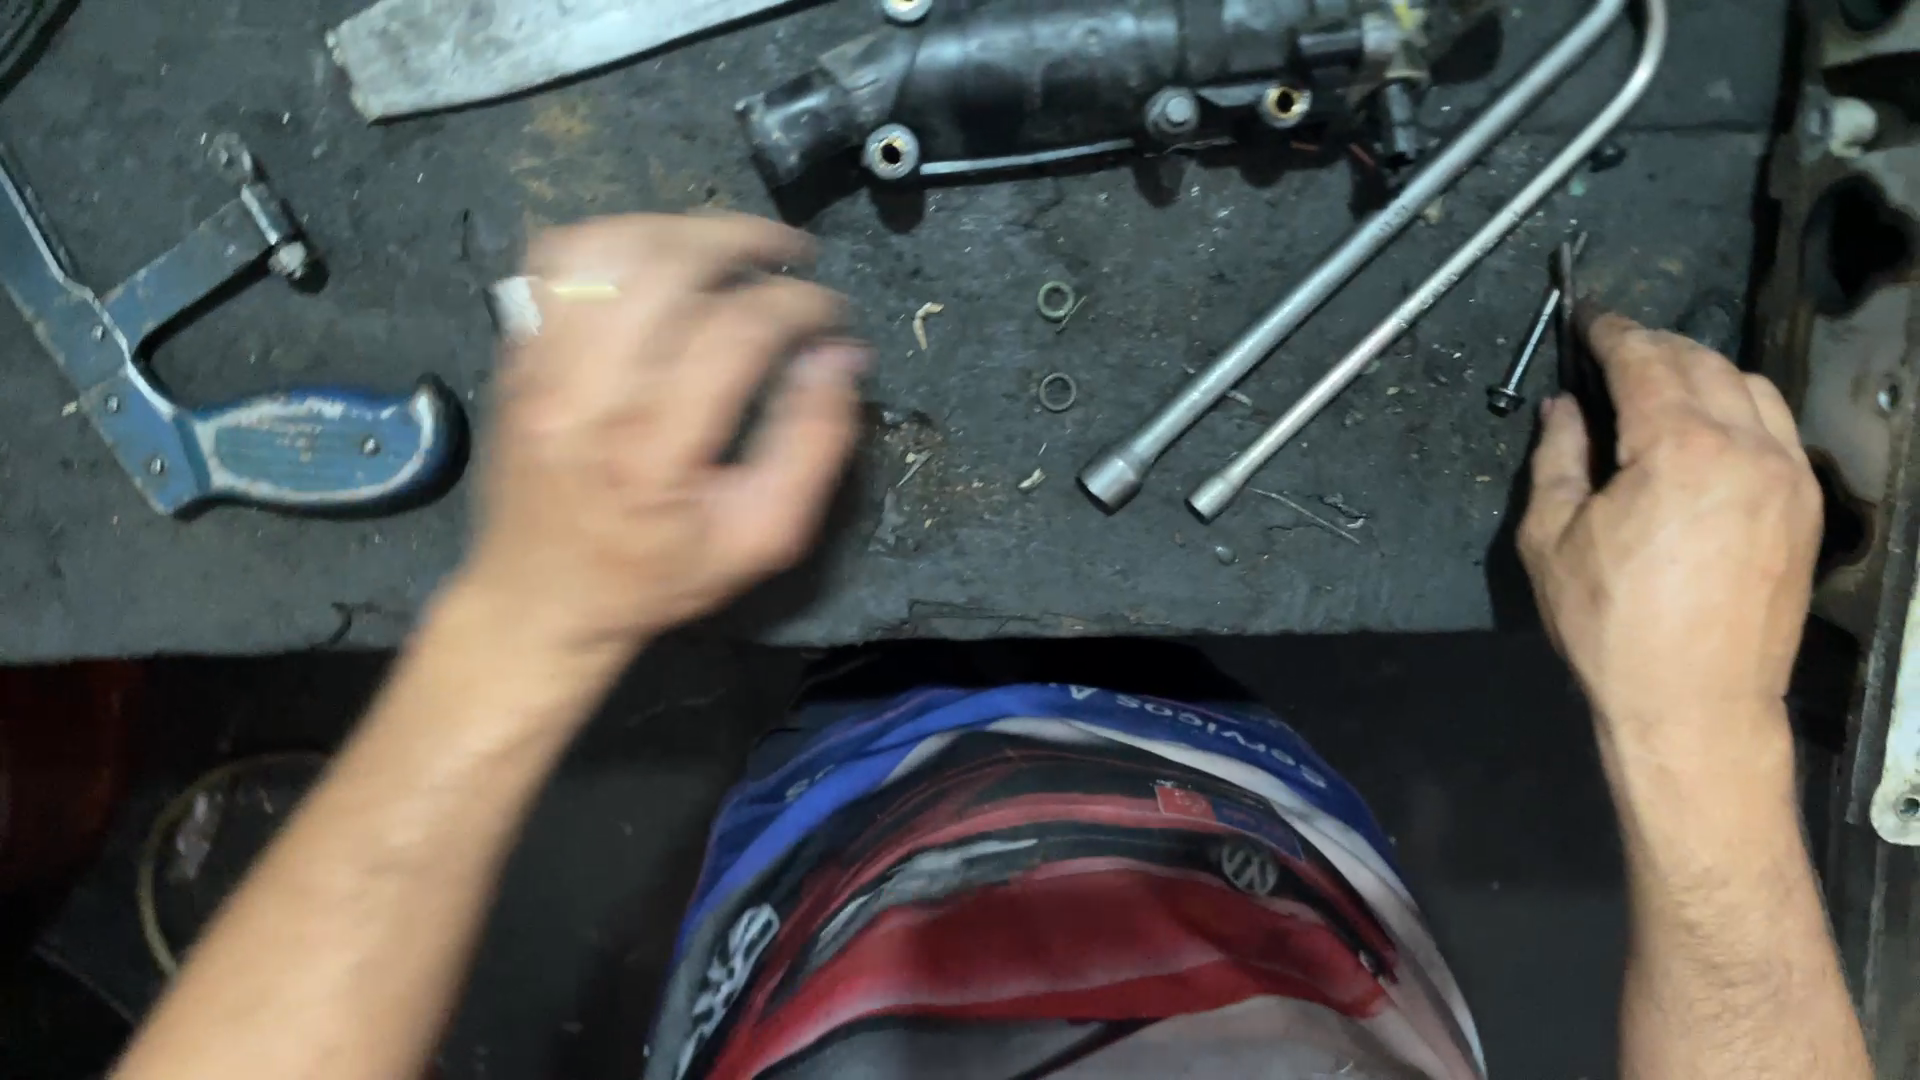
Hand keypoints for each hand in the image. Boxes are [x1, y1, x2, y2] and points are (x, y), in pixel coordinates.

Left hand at [455, 214, 866, 666]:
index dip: (800, 306)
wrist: (544, 597)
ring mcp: (542, 367)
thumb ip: (813, 448)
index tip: (831, 313)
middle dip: (745, 241)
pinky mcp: (517, 354)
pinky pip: (556, 261)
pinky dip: (614, 240)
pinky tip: (656, 260)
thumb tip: (841, 358)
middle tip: (790, 255)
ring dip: (681, 230)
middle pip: (668, 267)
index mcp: (660, 450)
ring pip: (608, 248)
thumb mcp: (764, 537)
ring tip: (728, 247)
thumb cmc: (663, 575)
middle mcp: (591, 394)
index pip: (738, 332)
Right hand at [1519, 314, 1820, 751]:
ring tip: (1656, 376)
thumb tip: (1563, 409)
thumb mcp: (1549, 535)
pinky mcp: (1806, 507)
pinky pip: (1775, 428)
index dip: (1614, 336)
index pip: (1649, 365)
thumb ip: (1558, 459)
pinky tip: (1700, 423)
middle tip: (1613, 344)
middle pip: (1707, 367)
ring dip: (1702, 370)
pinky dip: (1735, 405)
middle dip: (1658, 346)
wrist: (1691, 696)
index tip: (1590, 320)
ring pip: (1754, 390)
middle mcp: (1750, 448)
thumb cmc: (1603, 617)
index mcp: (1679, 450)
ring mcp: (1791, 476)